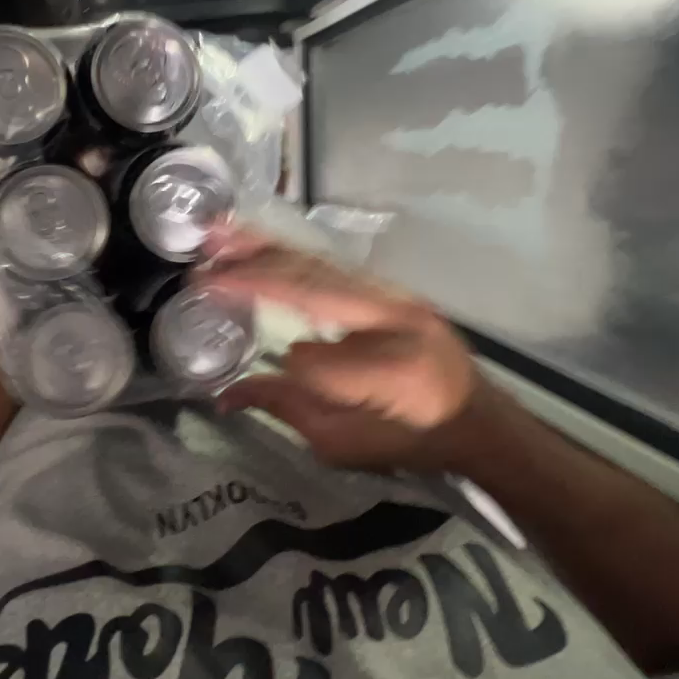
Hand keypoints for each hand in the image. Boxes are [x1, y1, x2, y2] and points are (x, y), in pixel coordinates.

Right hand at [195, 227, 490, 473]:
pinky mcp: (388, 288)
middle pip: (313, 284)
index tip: (218, 317)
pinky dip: (290, 254)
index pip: (313, 358)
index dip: (276, 352)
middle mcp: (394, 320)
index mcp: (390, 374)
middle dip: (252, 266)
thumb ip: (287, 410)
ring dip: (266, 247)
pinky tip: (260, 244)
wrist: (475, 417)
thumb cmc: (409, 439)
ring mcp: (394, 296)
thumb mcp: (346, 444)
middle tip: (203, 249)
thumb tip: (227, 392)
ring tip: (220, 233)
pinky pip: (332, 267)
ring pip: (320, 265)